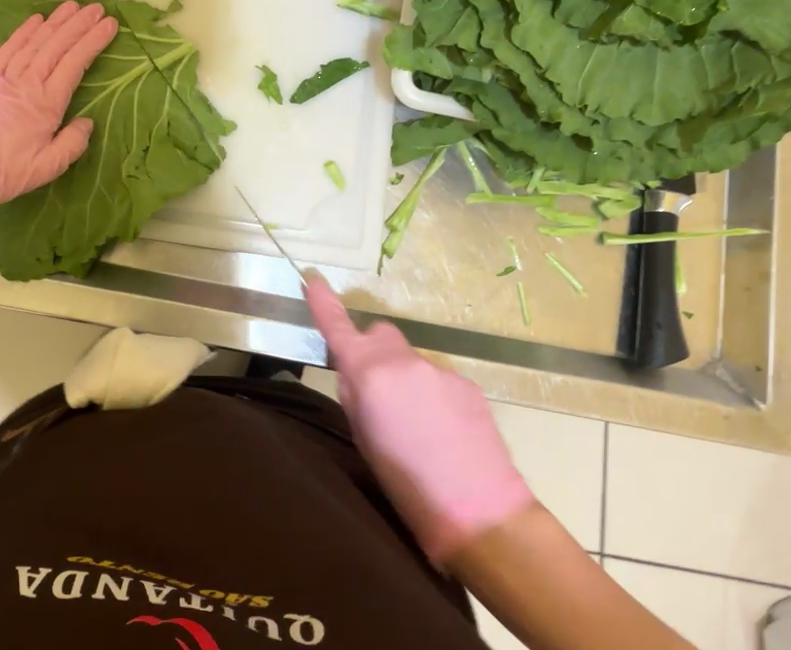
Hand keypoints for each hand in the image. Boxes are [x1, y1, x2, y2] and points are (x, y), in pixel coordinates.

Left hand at [0, 1, 117, 225]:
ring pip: (35, 42)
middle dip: (79, 25)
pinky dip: (23, 32)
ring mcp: (4, 78)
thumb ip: (72, 144)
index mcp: (47, 103)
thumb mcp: (46, 168)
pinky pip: (8, 49)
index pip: (76, 63)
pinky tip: (35, 21)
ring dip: (55, 22)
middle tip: (97, 8)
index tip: (110, 25)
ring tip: (72, 7)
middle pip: (57, 46)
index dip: (93, 41)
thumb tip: (87, 122)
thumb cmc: (1, 172)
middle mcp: (27, 83)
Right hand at [303, 273, 535, 564]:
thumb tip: (354, 374)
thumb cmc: (405, 483)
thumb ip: (355, 397)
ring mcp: (440, 370)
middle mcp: (404, 362)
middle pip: (380, 336)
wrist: (477, 510)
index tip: (313, 280)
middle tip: (373, 391)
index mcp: (370, 375)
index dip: (324, 304)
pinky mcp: (467, 384)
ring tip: (415, 427)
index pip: (339, 329)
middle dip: (372, 352)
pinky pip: (437, 381)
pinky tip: (442, 433)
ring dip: (404, 380)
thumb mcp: (363, 439)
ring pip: (410, 362)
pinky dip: (432, 397)